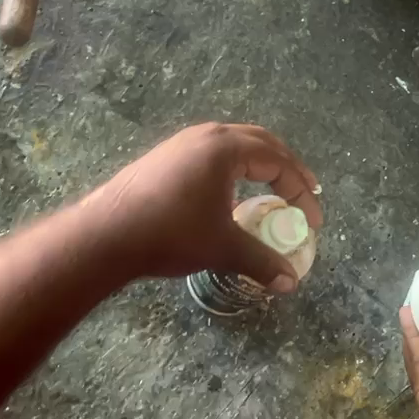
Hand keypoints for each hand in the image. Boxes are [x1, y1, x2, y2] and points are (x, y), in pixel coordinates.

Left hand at [80, 123, 322, 290]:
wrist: (106, 234)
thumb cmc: (171, 233)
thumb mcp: (223, 247)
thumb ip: (261, 261)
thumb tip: (290, 283)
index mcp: (225, 148)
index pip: (278, 161)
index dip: (300, 190)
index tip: (312, 218)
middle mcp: (205, 136)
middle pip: (259, 143)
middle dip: (285, 167)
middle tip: (303, 191)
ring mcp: (181, 144)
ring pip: (232, 145)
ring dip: (258, 165)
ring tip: (270, 189)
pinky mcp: (163, 158)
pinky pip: (211, 155)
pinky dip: (233, 169)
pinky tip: (229, 194)